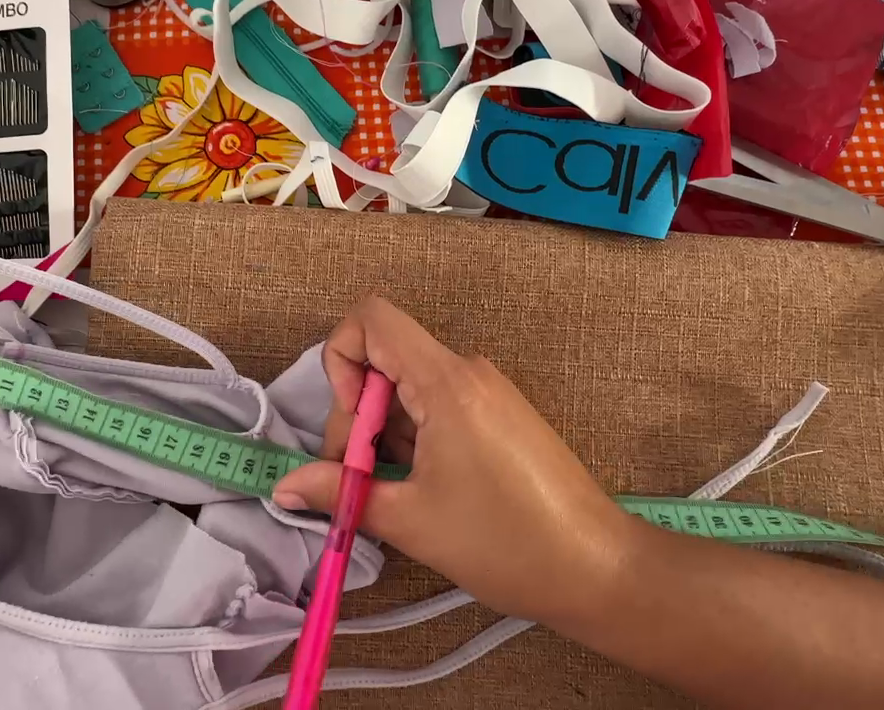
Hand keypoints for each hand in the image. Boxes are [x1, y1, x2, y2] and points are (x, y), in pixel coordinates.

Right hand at [273, 297, 634, 627]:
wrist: (599, 568)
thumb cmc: (506, 542)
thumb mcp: (412, 520)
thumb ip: (341, 492)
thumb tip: (285, 486)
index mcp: (445, 380)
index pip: (372, 317)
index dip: (341, 356)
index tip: (350, 419)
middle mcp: (465, 370)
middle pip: (383, 360)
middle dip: (356, 415)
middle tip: (359, 481)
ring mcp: (484, 390)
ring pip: (406, 387)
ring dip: (383, 434)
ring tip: (394, 495)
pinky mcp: (495, 413)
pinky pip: (435, 405)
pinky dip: (412, 438)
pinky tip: (421, 488)